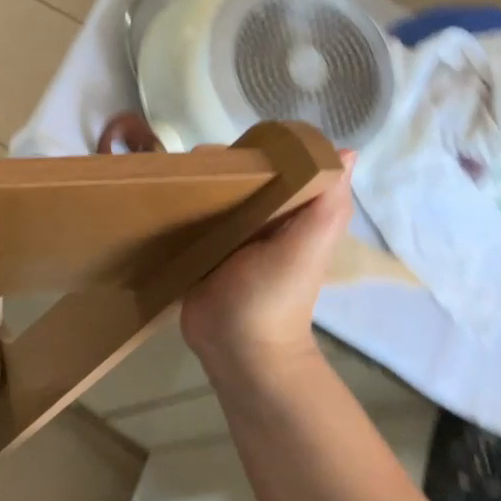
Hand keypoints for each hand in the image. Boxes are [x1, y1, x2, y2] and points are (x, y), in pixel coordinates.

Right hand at [180, 151, 354, 379]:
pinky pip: (183, 217)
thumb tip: (348, 152)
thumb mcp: (306, 249)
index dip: (252, 151)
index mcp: (288, 214)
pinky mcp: (194, 248)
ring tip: (164, 181)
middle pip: (232, 177)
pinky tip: (152, 198)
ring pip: (204, 193)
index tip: (225, 150)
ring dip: (186, 182)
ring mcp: (222, 234)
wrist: (238, 350)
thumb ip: (326, 206)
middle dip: (210, 166)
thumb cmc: (275, 298)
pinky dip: (170, 205)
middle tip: (186, 170)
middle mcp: (256, 219)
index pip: (271, 167)